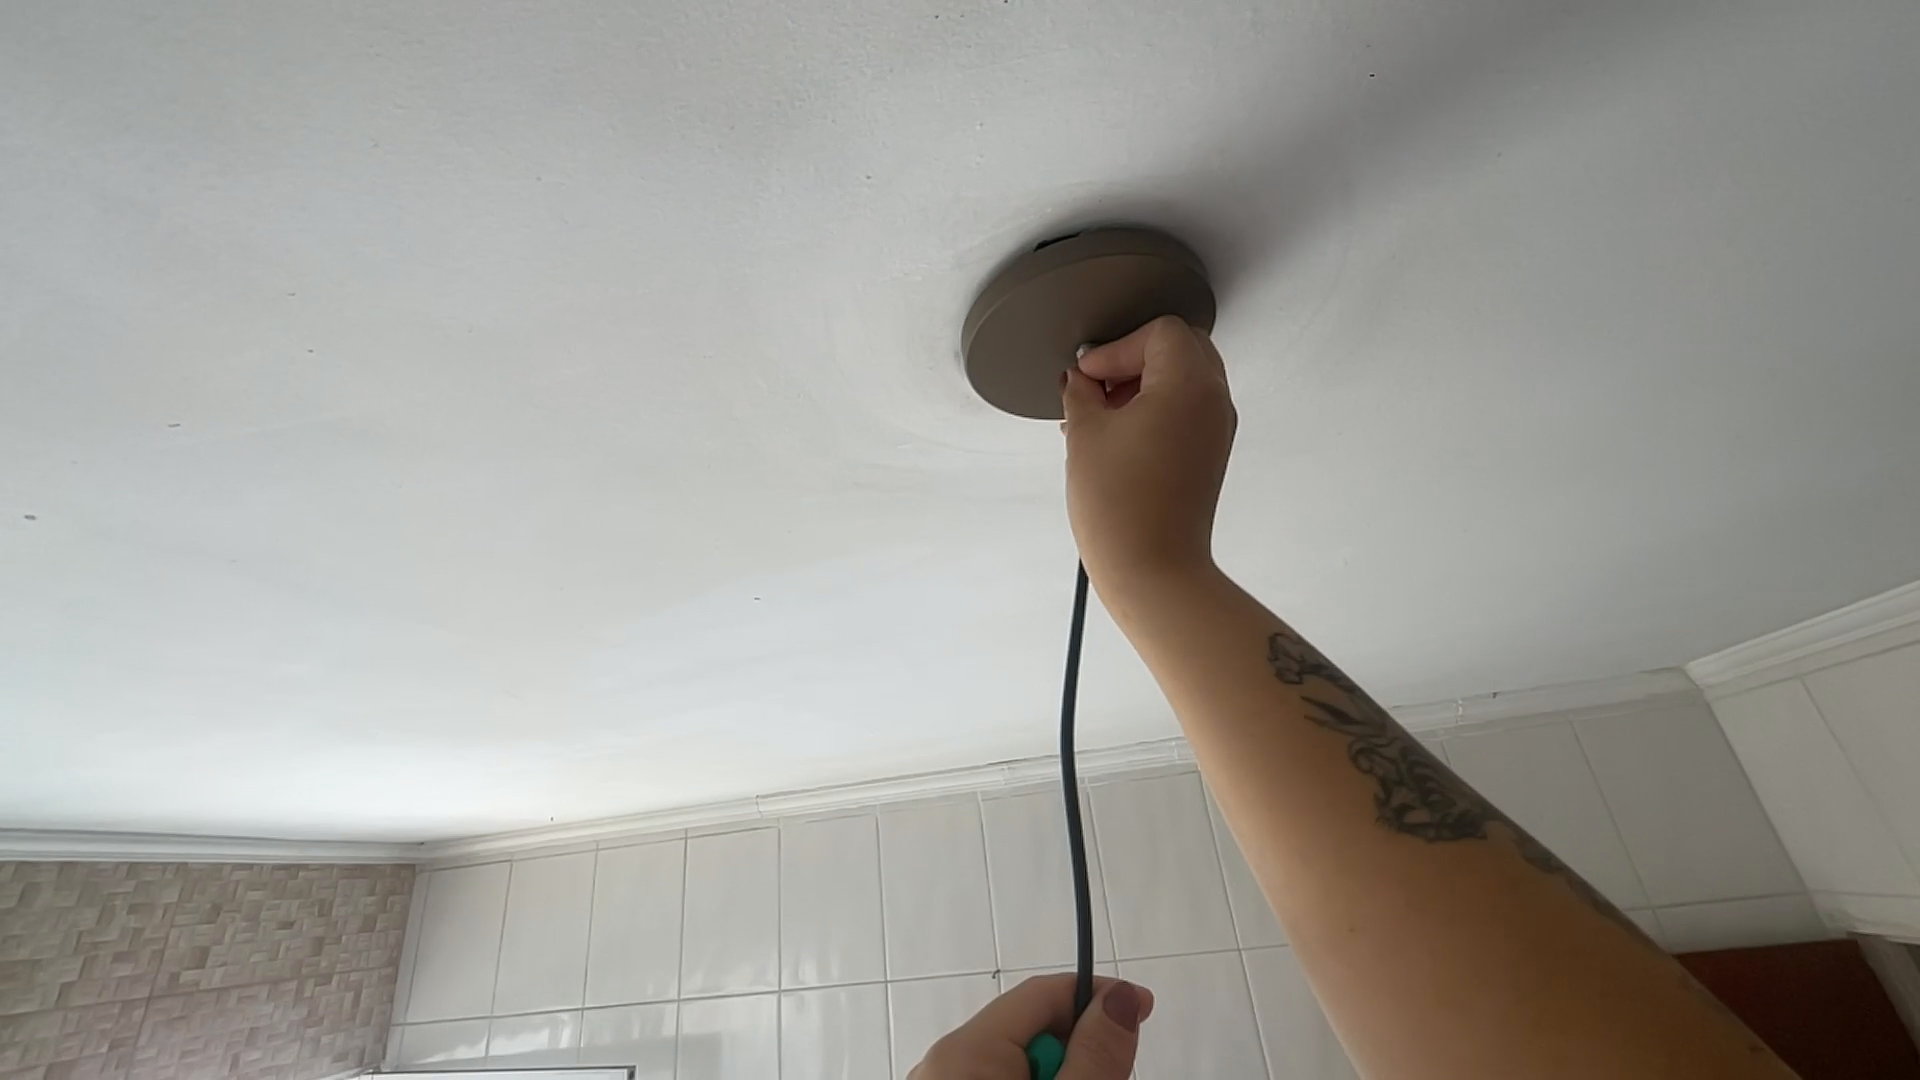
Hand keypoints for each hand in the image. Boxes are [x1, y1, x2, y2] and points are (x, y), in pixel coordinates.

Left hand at [908, 975, 1152, 1079]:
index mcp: (964, 1049)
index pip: (1043, 992)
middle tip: (1116, 1074)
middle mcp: (940, 1063)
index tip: (1142, 1006)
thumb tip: (1123, 999)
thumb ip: (1094, 1056)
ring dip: (1058, 1073)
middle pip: (1031, 1029)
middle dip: (1078, 1046)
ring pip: (1015, 1063)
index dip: (1097, 995)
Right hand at [1062, 315, 1235, 591]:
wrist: (1151, 568)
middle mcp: (1214, 401)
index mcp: (1190, 384)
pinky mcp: (1210, 457)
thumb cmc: (1119, 504)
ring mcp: (1217, 431)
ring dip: (1142, 386)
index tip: (1086, 377)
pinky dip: (1155, 410)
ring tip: (1098, 417)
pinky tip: (1116, 438)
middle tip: (1096, 387)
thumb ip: (1081, 392)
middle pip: (1181, 350)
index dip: (1116, 348)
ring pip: (1184, 381)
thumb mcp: (1085, 434)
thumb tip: (1081, 379)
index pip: (1160, 333)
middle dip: (1133, 360)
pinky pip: (1186, 413)